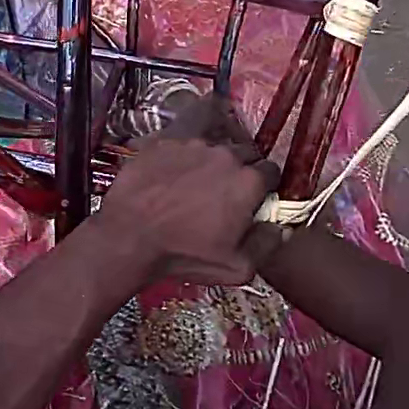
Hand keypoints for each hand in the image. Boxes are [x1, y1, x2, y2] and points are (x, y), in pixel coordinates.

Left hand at [92, 94, 277, 284]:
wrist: (130, 234)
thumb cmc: (184, 254)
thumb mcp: (237, 267)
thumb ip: (266, 244)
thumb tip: (279, 227)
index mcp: (246, 181)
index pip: (271, 170)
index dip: (264, 184)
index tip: (254, 197)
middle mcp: (222, 154)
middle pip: (243, 153)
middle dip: (240, 169)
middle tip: (224, 191)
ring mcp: (190, 144)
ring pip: (211, 146)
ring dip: (209, 161)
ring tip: (193, 185)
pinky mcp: (162, 141)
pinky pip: (180, 143)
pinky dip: (180, 157)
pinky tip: (170, 176)